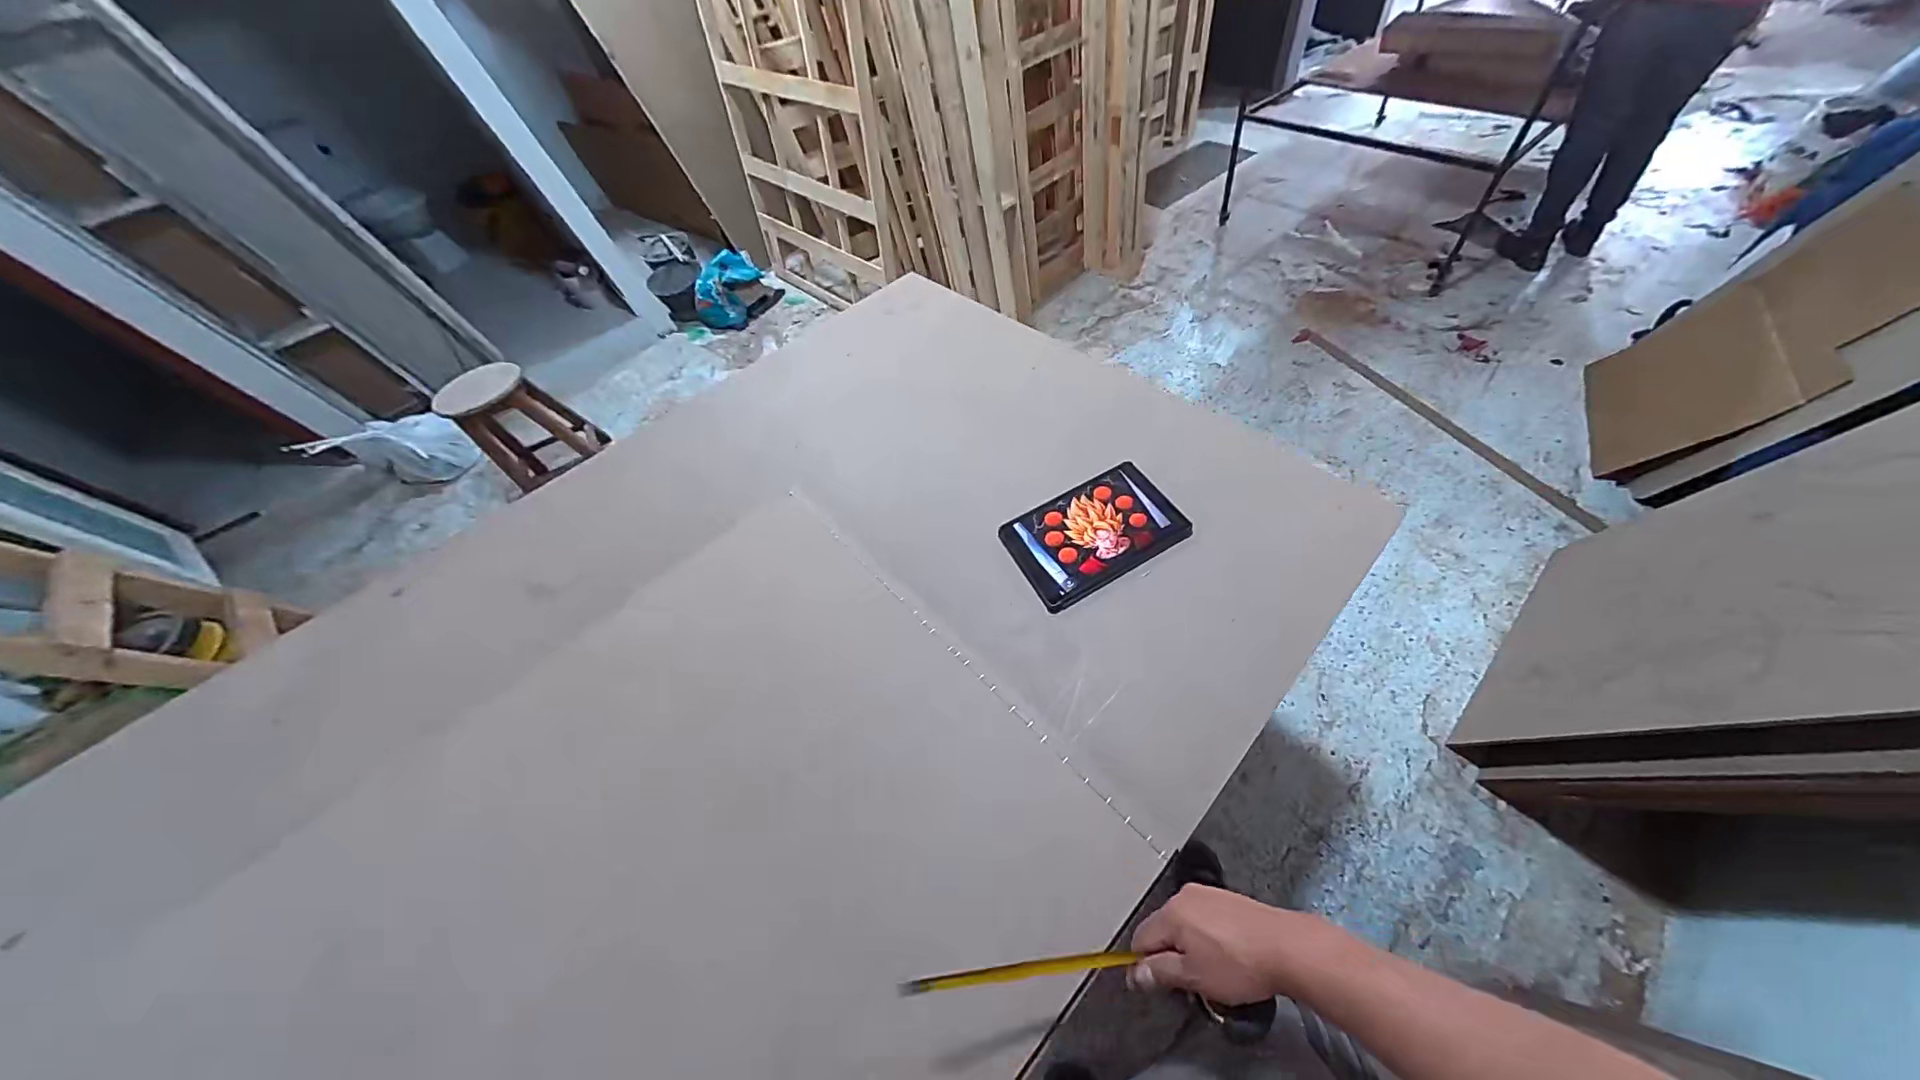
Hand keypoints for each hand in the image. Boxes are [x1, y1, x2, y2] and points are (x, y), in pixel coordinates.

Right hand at [1126, 884, 1315, 1003]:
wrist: (1288, 946)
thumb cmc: (1240, 964)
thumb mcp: (1195, 977)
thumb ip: (1160, 973)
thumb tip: (1135, 972)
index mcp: (1170, 912)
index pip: (1140, 939)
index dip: (1144, 964)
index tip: (1159, 983)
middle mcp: (1184, 895)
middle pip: (1162, 928)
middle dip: (1170, 954)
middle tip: (1192, 980)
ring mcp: (1207, 893)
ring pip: (1184, 923)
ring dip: (1190, 945)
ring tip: (1215, 968)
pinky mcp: (1227, 897)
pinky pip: (1204, 917)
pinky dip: (1208, 935)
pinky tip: (1229, 953)